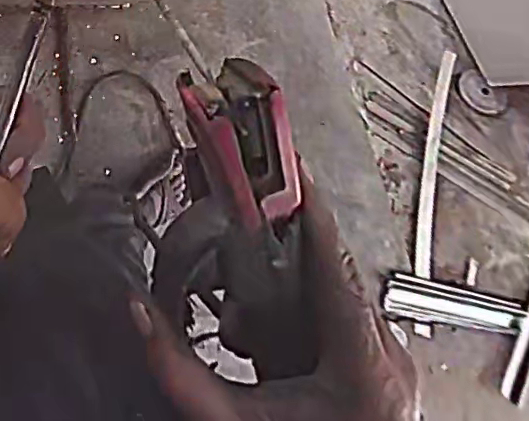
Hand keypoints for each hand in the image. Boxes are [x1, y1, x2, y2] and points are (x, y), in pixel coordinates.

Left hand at [0, 87, 44, 350]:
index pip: (10, 101)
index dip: (22, 127)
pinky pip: (10, 218)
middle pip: (20, 142)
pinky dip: (4, 235)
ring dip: (9, 212)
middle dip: (16, 174)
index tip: (10, 161)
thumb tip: (15, 207)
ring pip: (18, 184)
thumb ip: (10, 190)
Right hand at [132, 170, 418, 420]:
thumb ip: (182, 372)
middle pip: (332, 261)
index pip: (333, 255)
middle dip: (286, 235)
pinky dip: (303, 296)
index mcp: (361, 362)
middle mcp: (385, 352)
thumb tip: (140, 312)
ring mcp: (387, 356)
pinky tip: (271, 319)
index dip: (308, 200)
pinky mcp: (379, 362)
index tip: (286, 157)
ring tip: (253, 284)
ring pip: (336, 281)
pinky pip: (340, 306)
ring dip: (292, 269)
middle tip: (248, 211)